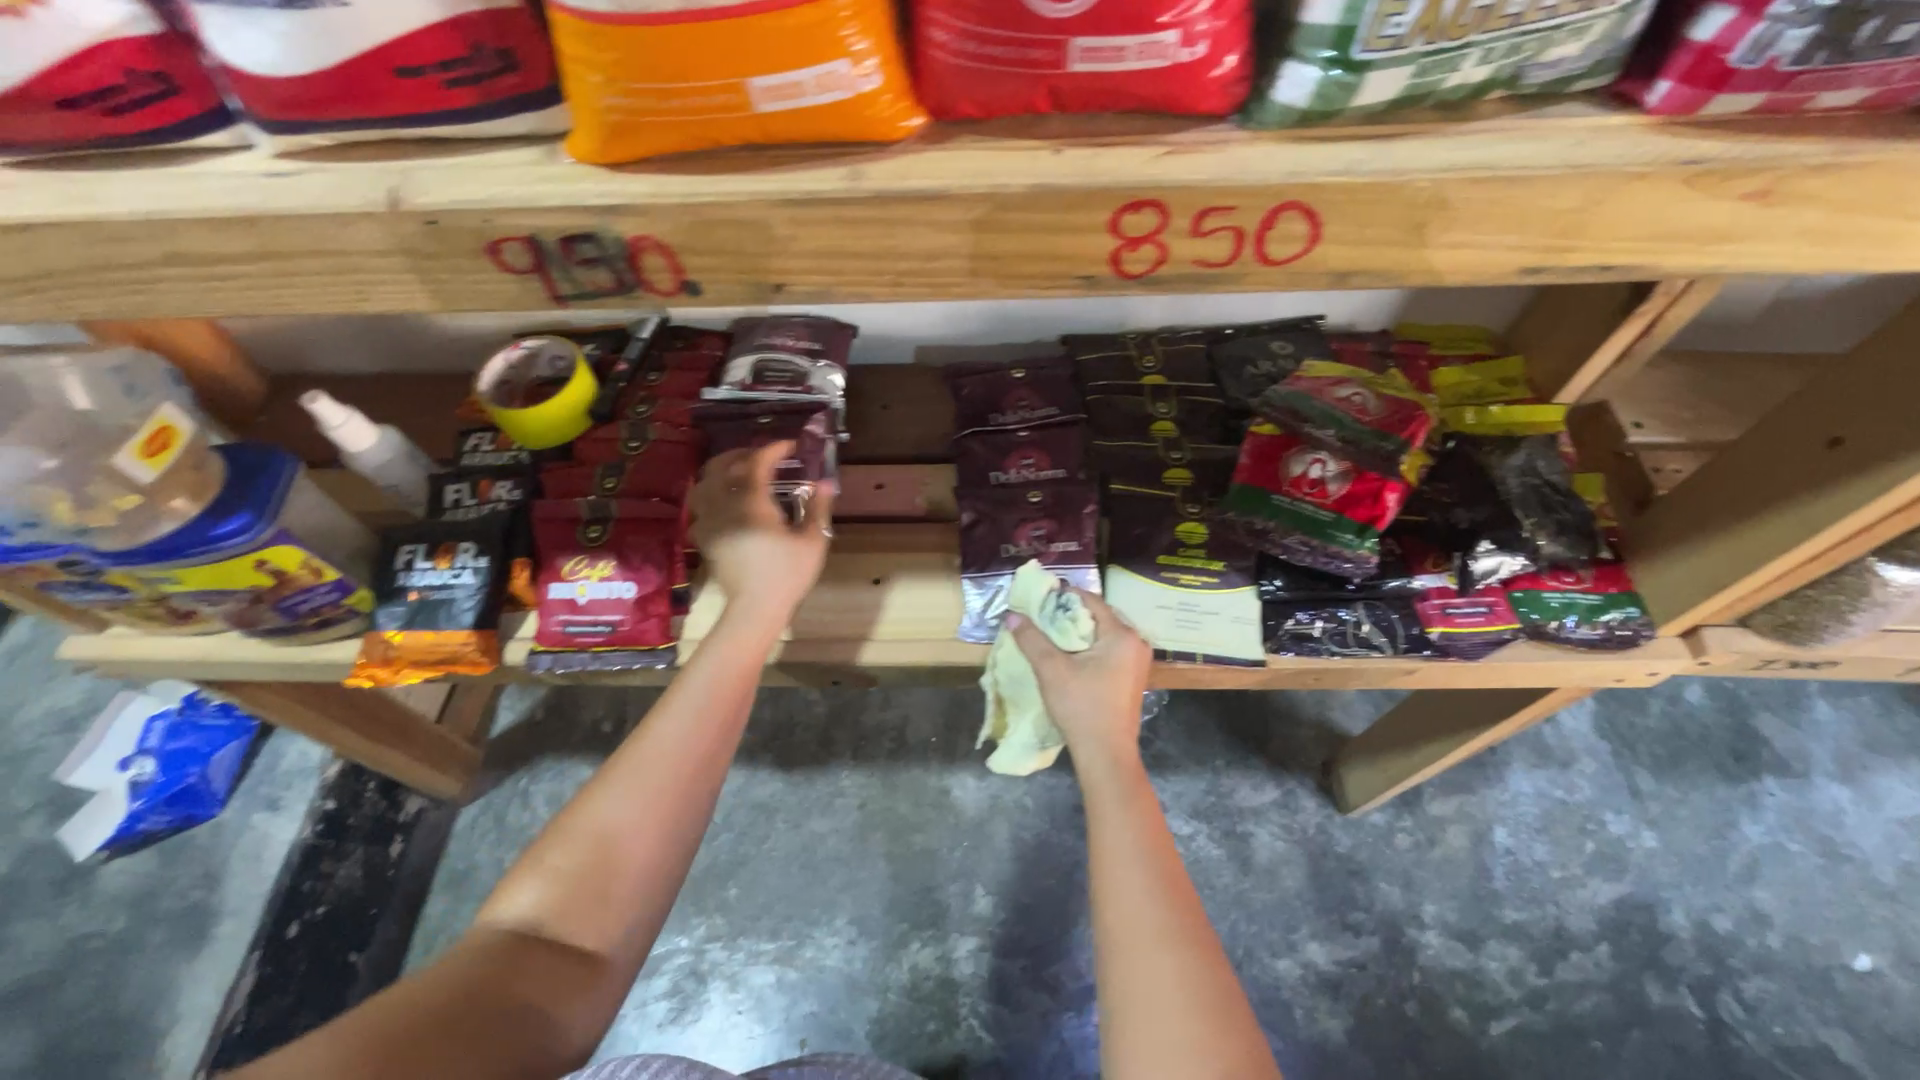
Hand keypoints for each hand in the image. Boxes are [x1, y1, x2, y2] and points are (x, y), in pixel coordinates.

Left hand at [689, 441, 833, 627]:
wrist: (755, 609)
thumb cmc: (788, 575)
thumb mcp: (812, 541)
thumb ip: (818, 507)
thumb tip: (825, 483)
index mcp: (752, 502)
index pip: (758, 462)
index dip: (774, 449)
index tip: (791, 447)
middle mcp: (725, 505)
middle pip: (722, 465)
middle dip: (742, 454)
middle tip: (762, 456)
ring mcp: (709, 521)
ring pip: (703, 483)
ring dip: (720, 472)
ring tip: (738, 474)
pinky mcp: (704, 538)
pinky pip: (699, 508)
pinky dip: (710, 497)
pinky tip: (725, 504)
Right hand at [1005, 587, 1151, 767]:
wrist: (1106, 754)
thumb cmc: (1081, 707)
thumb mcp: (1051, 670)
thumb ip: (1031, 639)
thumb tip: (1011, 616)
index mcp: (1122, 635)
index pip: (1093, 602)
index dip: (1066, 596)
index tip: (1043, 596)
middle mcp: (1137, 643)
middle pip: (1101, 617)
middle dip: (1072, 614)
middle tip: (1045, 614)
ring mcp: (1139, 663)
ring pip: (1106, 635)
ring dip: (1081, 632)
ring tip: (1053, 633)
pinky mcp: (1133, 679)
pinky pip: (1111, 651)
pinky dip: (1091, 648)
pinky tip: (1072, 656)